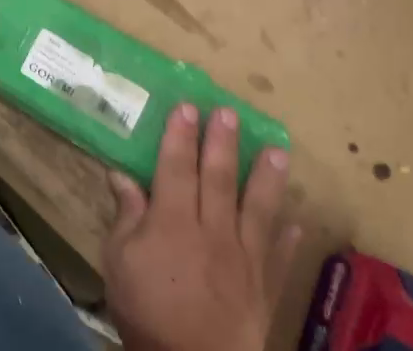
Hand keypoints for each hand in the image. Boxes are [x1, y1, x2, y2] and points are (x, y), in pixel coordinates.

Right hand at [103, 104, 299, 350]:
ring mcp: (244, 258)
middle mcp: (212, 231)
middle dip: (222, 144)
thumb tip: (122, 177)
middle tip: (228, 113)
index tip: (186, 108)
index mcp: (172, 221)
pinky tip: (294, 220)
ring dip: (267, 178)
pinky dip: (286, 234)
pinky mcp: (263, 285)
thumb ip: (127, 216)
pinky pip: (277, 254)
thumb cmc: (144, 303)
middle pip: (218, 180)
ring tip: (277, 150)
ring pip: (258, 209)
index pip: (176, 168)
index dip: (179, 137)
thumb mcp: (118, 257)